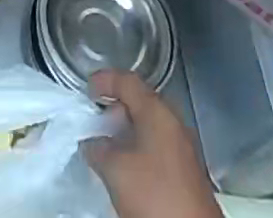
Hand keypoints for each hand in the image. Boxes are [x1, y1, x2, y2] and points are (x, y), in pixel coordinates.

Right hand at [82, 71, 223, 217]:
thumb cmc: (154, 193)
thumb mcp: (114, 168)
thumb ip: (97, 147)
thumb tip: (92, 143)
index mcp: (158, 113)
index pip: (128, 81)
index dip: (104, 80)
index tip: (87, 88)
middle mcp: (174, 124)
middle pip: (140, 101)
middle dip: (115, 105)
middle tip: (96, 118)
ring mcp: (183, 148)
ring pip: (149, 125)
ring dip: (126, 129)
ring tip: (106, 143)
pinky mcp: (186, 171)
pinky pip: (156, 145)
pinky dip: (138, 146)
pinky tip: (125, 164)